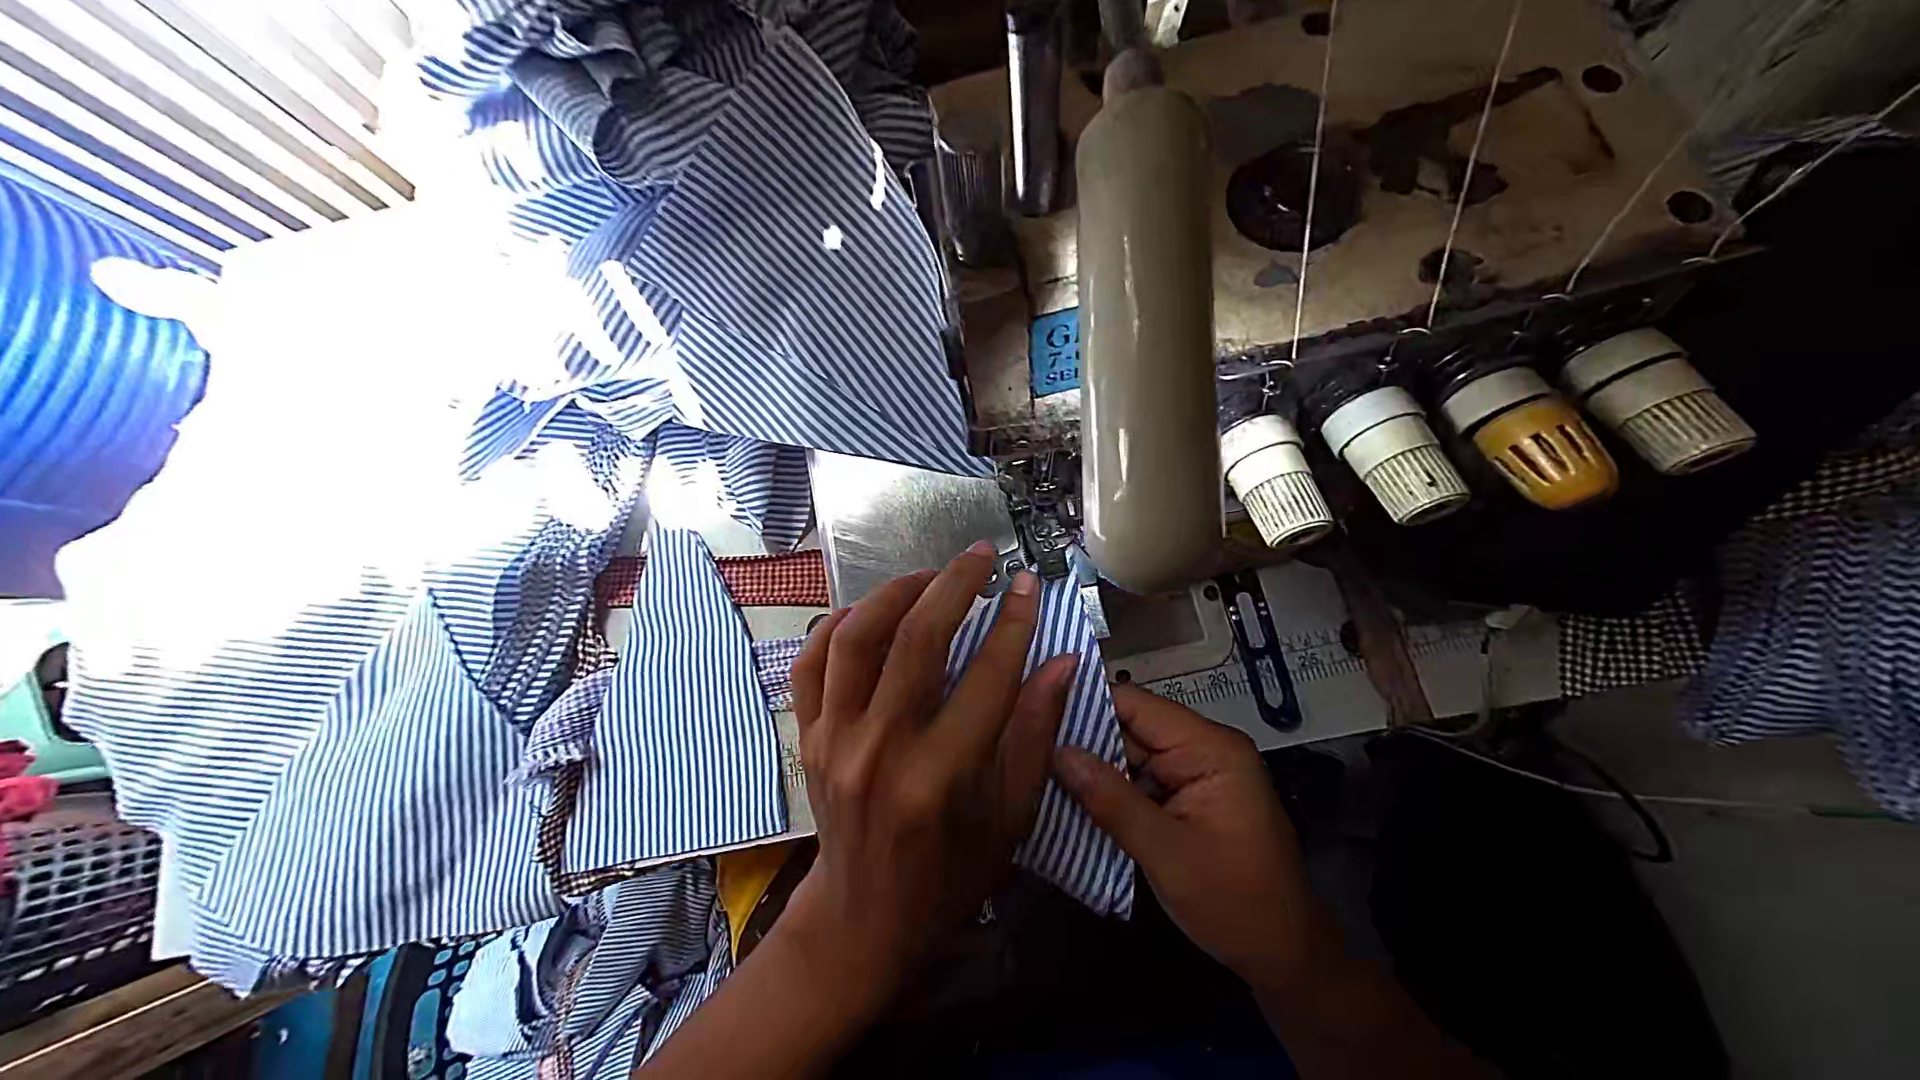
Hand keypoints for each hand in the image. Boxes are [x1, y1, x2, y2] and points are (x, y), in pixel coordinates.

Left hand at [781, 543, 1079, 1008]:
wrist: (863, 918)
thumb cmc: (948, 874)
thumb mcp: (1009, 817)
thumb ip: (1034, 734)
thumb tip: (1060, 661)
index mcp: (939, 778)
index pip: (986, 677)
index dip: (1014, 623)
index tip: (1028, 586)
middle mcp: (880, 750)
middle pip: (917, 640)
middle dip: (955, 586)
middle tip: (981, 556)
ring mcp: (834, 739)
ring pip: (857, 638)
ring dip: (895, 593)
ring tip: (928, 578)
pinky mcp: (808, 737)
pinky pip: (812, 661)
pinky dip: (838, 624)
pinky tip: (871, 612)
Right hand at [1052, 684, 1316, 992]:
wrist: (1286, 958)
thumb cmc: (1235, 903)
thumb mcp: (1167, 854)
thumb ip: (1110, 800)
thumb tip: (1056, 751)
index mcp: (1209, 747)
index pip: (1135, 704)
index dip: (1084, 704)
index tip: (1033, 713)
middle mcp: (1201, 748)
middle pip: (1127, 727)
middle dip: (1081, 739)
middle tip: (1025, 747)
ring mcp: (1192, 772)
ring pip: (1126, 754)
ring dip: (1090, 767)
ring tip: (1035, 769)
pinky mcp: (1184, 796)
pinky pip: (1137, 780)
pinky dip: (1107, 790)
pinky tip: (1067, 795)